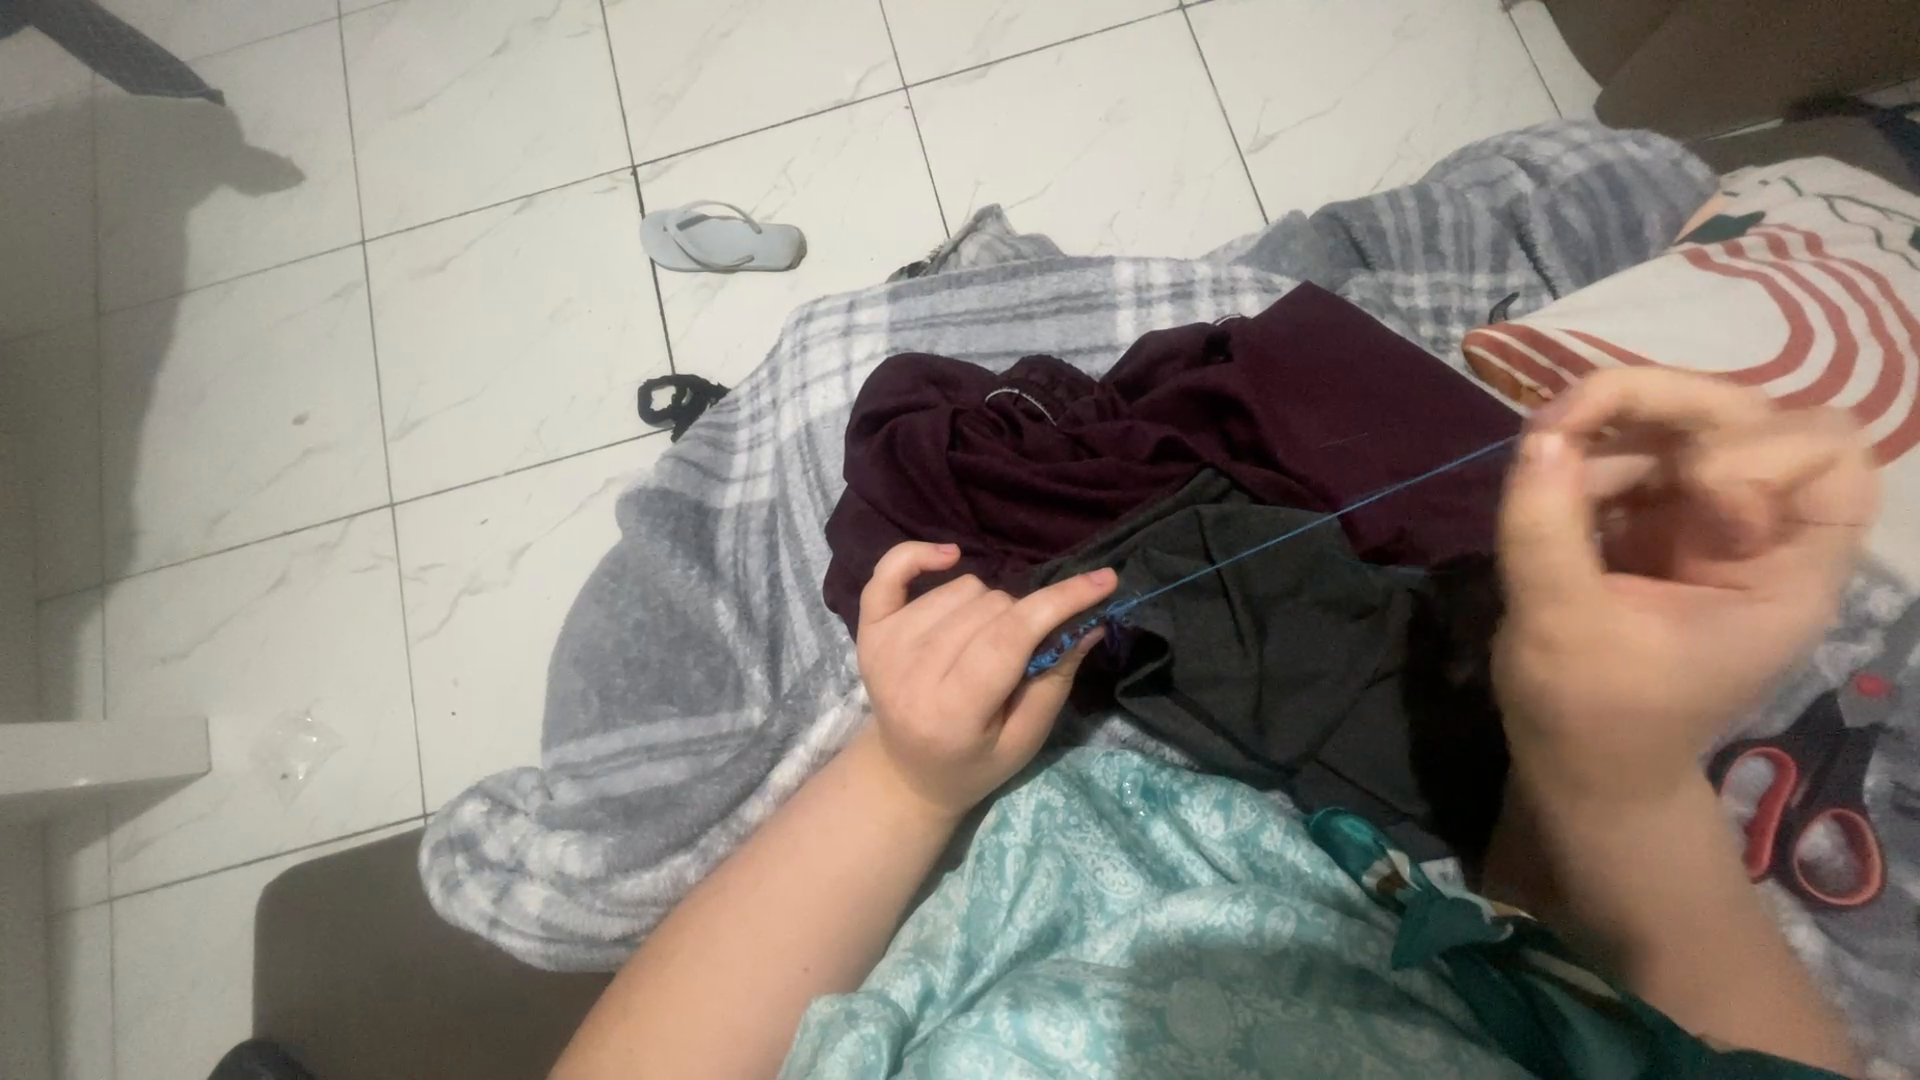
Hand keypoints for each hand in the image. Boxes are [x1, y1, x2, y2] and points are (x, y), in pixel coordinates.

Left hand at [856, 542, 1118, 816]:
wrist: (906, 771)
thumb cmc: (975, 761)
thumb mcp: (1025, 738)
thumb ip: (1055, 678)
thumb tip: (1090, 617)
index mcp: (951, 713)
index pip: (1009, 638)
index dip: (1058, 602)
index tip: (1103, 580)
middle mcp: (910, 674)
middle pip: (989, 607)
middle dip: (1024, 618)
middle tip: (1023, 651)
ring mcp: (883, 647)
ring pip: (961, 587)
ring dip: (987, 604)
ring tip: (983, 641)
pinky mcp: (867, 629)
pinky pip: (890, 569)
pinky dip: (920, 555)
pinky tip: (949, 557)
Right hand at [1494, 368, 1876, 809]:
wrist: (1578, 759)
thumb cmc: (1590, 710)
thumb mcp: (1560, 622)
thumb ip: (1546, 529)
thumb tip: (1538, 437)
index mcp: (1785, 569)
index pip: (1823, 456)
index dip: (1748, 456)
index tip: (1675, 502)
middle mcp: (1754, 531)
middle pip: (1745, 418)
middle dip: (1653, 403)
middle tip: (1559, 422)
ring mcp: (1693, 525)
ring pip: (1673, 430)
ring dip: (1599, 437)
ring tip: (1538, 483)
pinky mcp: (1640, 529)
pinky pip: (1622, 461)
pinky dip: (1577, 463)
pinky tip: (1541, 495)